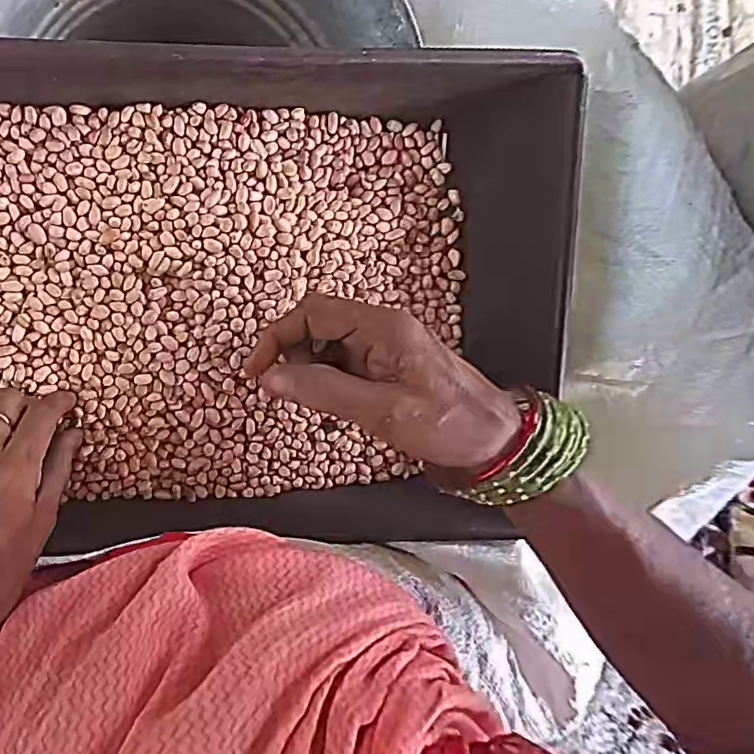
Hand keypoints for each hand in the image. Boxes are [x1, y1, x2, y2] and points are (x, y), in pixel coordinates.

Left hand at [0, 389, 82, 642]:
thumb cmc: (1, 567)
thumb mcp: (43, 519)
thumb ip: (58, 468)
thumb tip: (73, 434)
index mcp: (13, 471)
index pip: (40, 413)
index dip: (60, 401)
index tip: (69, 402)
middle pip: (6, 399)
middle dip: (30, 400)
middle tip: (44, 417)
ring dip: (3, 411)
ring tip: (18, 431)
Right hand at [242, 293, 520, 471]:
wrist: (496, 440)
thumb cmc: (453, 424)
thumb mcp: (384, 411)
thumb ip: (324, 391)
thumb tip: (272, 378)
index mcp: (383, 327)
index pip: (311, 312)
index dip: (276, 337)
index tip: (256, 369)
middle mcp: (380, 328)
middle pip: (314, 324)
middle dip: (291, 355)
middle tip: (284, 391)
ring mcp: (382, 345)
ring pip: (325, 345)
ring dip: (308, 371)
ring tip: (317, 406)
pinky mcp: (384, 364)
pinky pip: (341, 363)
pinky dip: (326, 382)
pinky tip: (334, 407)